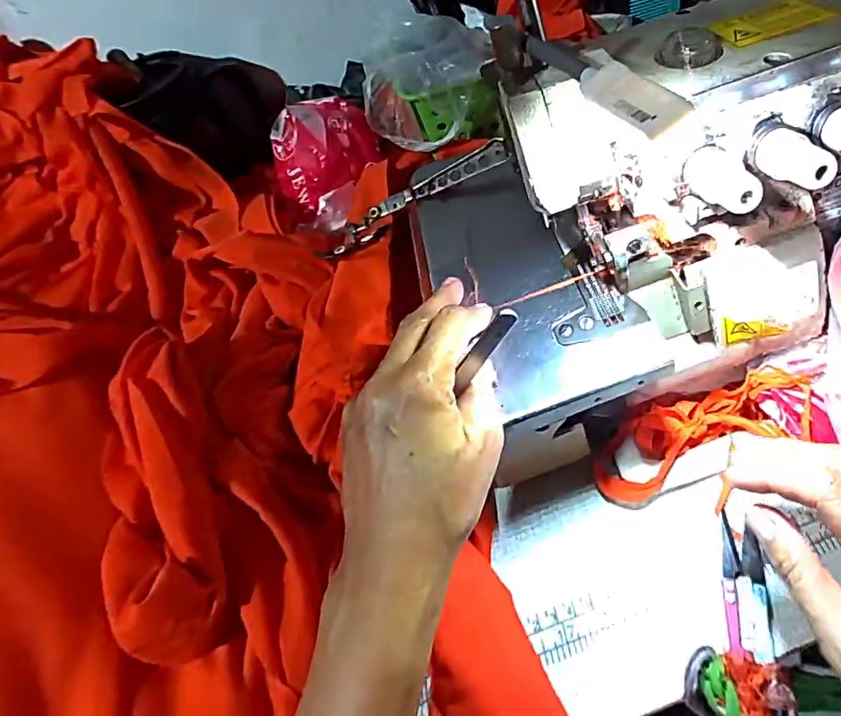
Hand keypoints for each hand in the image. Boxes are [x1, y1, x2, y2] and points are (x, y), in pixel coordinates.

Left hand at [338, 277, 504, 571]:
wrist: (391, 553)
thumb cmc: (446, 500)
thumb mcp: (484, 440)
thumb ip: (482, 391)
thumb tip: (476, 367)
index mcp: (419, 385)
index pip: (448, 329)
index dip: (471, 315)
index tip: (488, 312)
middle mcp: (383, 384)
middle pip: (413, 327)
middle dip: (439, 304)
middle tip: (456, 287)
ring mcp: (362, 403)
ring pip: (394, 350)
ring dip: (421, 330)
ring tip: (442, 317)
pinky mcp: (353, 422)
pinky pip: (382, 375)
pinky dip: (405, 359)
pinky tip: (421, 364)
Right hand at [725, 437, 840, 715]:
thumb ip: (804, 577)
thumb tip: (760, 518)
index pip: (833, 490)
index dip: (778, 474)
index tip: (736, 476)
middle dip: (787, 457)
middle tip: (740, 460)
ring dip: (805, 461)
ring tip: (760, 463)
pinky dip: (827, 480)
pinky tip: (801, 484)